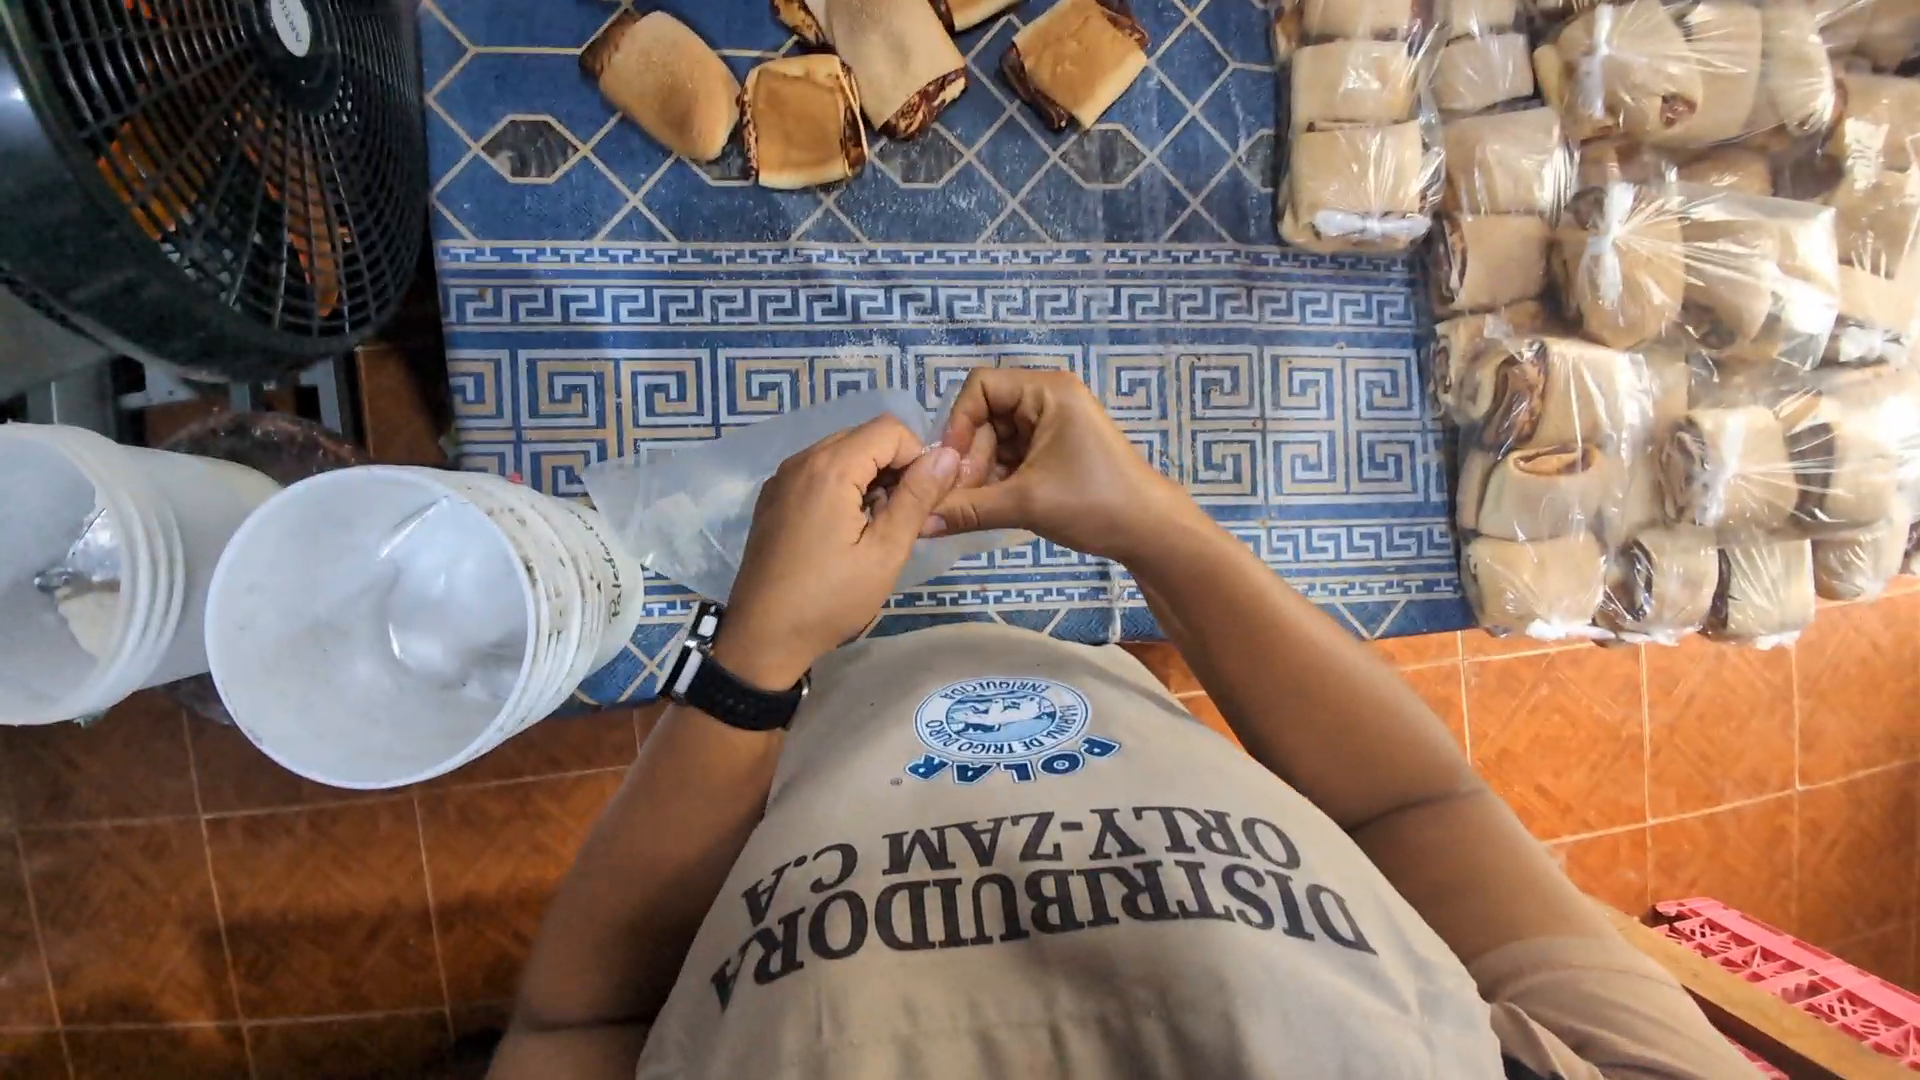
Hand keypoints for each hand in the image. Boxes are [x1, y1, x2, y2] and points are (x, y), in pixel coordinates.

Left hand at [713, 414, 960, 690]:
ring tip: (876, 528)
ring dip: (870, 478)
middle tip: (903, 517)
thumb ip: (917, 498)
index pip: (889, 429)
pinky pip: (819, 472)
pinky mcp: (773, 498)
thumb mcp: (885, 552)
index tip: (922, 501)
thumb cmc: (830, 599)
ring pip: (842, 453)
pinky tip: (846, 531)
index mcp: (829, 468)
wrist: (762, 638)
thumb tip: (948, 456)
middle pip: (864, 436)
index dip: (917, 457)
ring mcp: (782, 478)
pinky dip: (843, 487)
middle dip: (894, 467)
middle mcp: (801, 460)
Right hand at [930, 369, 1199, 562]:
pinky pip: (1013, 455)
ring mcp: (1053, 424)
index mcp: (1047, 391)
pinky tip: (993, 505)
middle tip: (963, 496)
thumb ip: (967, 509)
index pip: (981, 387)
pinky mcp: (1056, 449)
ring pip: (996, 439)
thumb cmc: (1094, 503)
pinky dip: (999, 478)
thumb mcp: (1025, 504)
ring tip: (978, 505)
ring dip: (982, 471)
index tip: (951, 465)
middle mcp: (1048, 398)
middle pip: (986, 415)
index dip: (958, 423)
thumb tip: (920, 524)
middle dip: (970, 456)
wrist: (1150, 532)